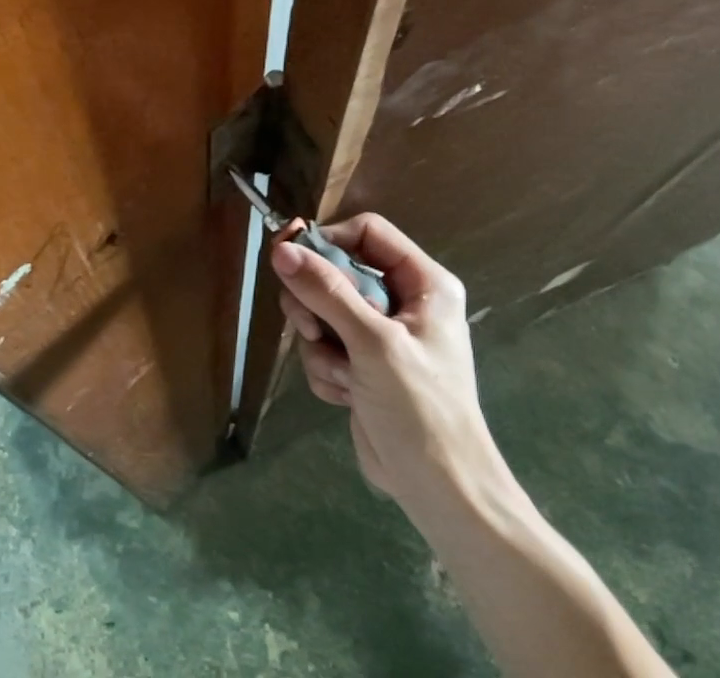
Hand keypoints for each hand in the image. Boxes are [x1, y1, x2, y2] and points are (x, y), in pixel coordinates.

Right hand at [271, 214, 504, 509]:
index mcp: (424, 284)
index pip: (367, 233)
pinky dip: (327, 371)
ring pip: (323, 313)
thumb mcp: (372, 343)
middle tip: (312, 330)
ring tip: (343, 376)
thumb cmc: (419, 406)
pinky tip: (347, 396)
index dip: (328, 242)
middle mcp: (404, 303)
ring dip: (321, 347)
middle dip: (317, 305)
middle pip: (336, 273)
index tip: (290, 261)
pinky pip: (324, 348)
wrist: (437, 485)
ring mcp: (381, 337)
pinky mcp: (363, 367)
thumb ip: (326, 292)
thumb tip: (282, 249)